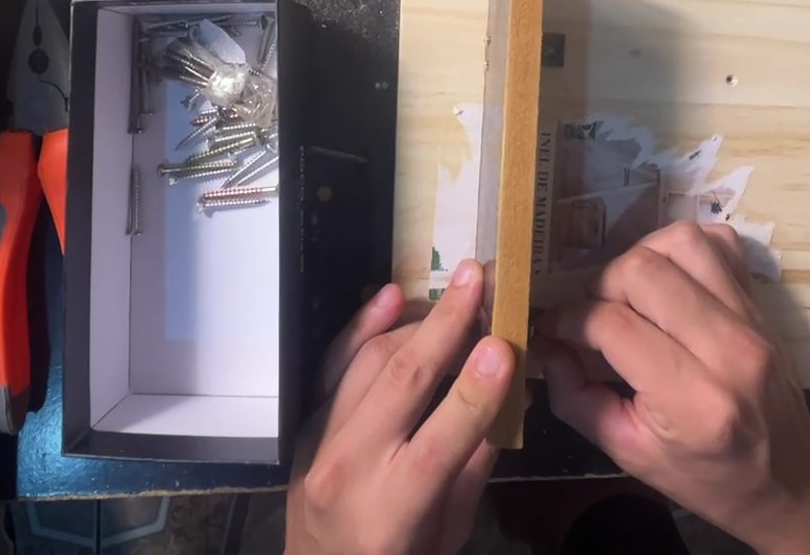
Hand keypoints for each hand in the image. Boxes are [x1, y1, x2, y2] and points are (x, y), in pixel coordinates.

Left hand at [287, 260, 512, 554]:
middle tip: (476, 281)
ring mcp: (318, 439)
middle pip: (400, 382)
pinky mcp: (304, 420)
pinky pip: (335, 361)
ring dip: (416, 319)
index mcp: (388, 514)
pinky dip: (364, 323)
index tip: (502, 345)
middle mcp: (347, 469)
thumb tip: (504, 392)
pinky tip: (392, 295)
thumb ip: (473, 464)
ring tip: (455, 292)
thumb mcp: (445, 534)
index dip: (473, 392)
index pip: (438, 442)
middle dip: (444, 325)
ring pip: (370, 360)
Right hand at [537, 222, 809, 554]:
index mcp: (693, 401)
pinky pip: (716, 241)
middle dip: (600, 286)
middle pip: (639, 270)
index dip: (568, 320)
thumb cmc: (708, 477)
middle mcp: (726, 349)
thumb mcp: (629, 453)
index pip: (611, 324)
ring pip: (677, 242)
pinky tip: (669, 277)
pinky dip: (682, 247)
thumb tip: (546, 342)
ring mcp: (750, 318)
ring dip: (640, 258)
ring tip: (631, 293)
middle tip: (594, 314)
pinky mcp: (760, 300)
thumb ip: (575, 397)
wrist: (793, 484)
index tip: (555, 329)